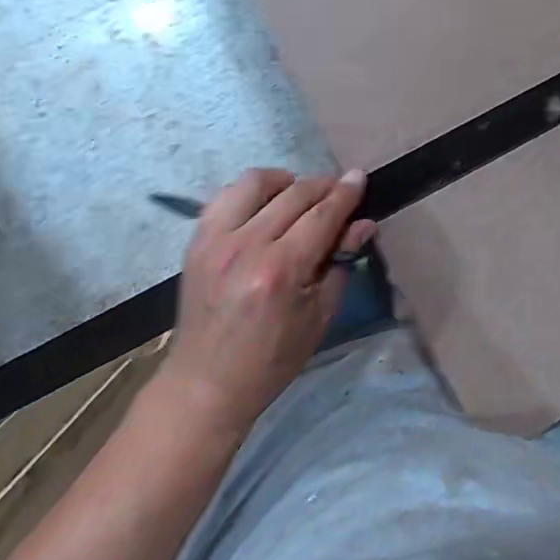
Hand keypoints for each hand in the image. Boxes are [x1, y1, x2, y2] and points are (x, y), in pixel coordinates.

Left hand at [160, 168, 377, 435]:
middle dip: (323, 185)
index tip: (359, 176)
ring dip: (285, 181)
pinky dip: (250, 192)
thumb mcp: (320, 316)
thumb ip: (341, 263)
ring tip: (299, 195)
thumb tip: (363, 223)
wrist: (207, 382)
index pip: (322, 215)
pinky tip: (264, 205)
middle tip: (339, 189)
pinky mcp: (197, 240)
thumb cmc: (273, 358)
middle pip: (294, 193)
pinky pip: (225, 196)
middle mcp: (246, 246)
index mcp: (281, 271)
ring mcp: (215, 240)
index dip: (345, 193)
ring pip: (254, 182)